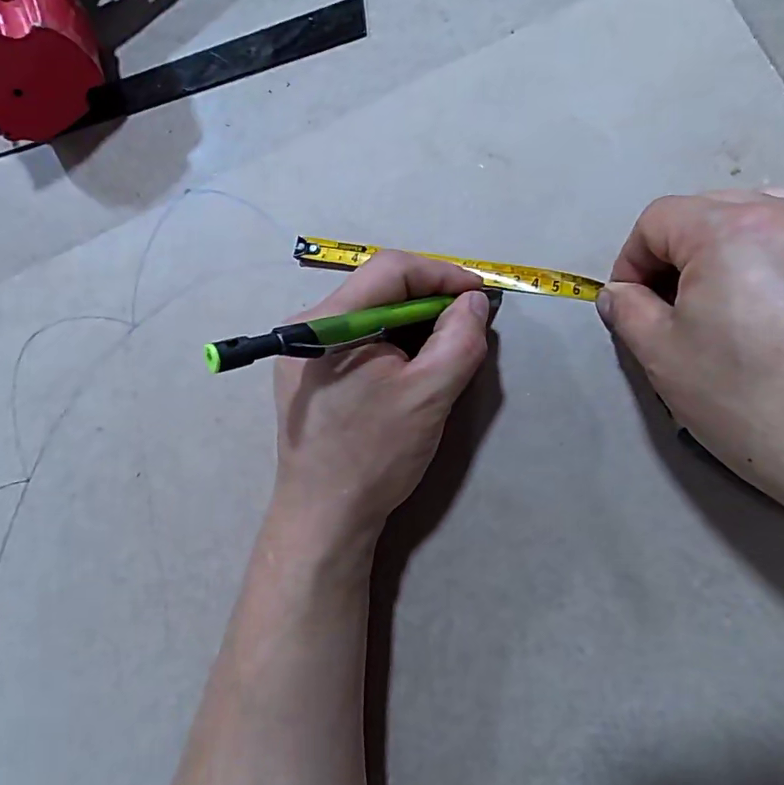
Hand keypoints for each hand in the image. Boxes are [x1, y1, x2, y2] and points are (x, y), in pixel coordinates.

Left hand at [270, 252, 491, 554]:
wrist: (325, 516)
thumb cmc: (375, 455)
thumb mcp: (429, 394)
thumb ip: (459, 339)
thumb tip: (472, 301)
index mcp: (328, 322)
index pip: (391, 269)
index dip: (441, 274)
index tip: (479, 296)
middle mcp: (308, 325)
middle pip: (378, 288)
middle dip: (429, 299)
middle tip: (466, 322)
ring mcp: (304, 350)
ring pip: (370, 313)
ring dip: (412, 322)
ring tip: (444, 346)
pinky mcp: (309, 373)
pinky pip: (358, 339)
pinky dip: (392, 343)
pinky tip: (412, 366)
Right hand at [599, 190, 783, 552]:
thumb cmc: (766, 411)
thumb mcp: (670, 366)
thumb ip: (632, 315)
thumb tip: (622, 292)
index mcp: (734, 230)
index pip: (659, 219)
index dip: (634, 260)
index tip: (637, 306)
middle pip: (720, 211)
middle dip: (688, 255)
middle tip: (690, 315)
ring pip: (780, 221)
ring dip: (747, 256)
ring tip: (753, 318)